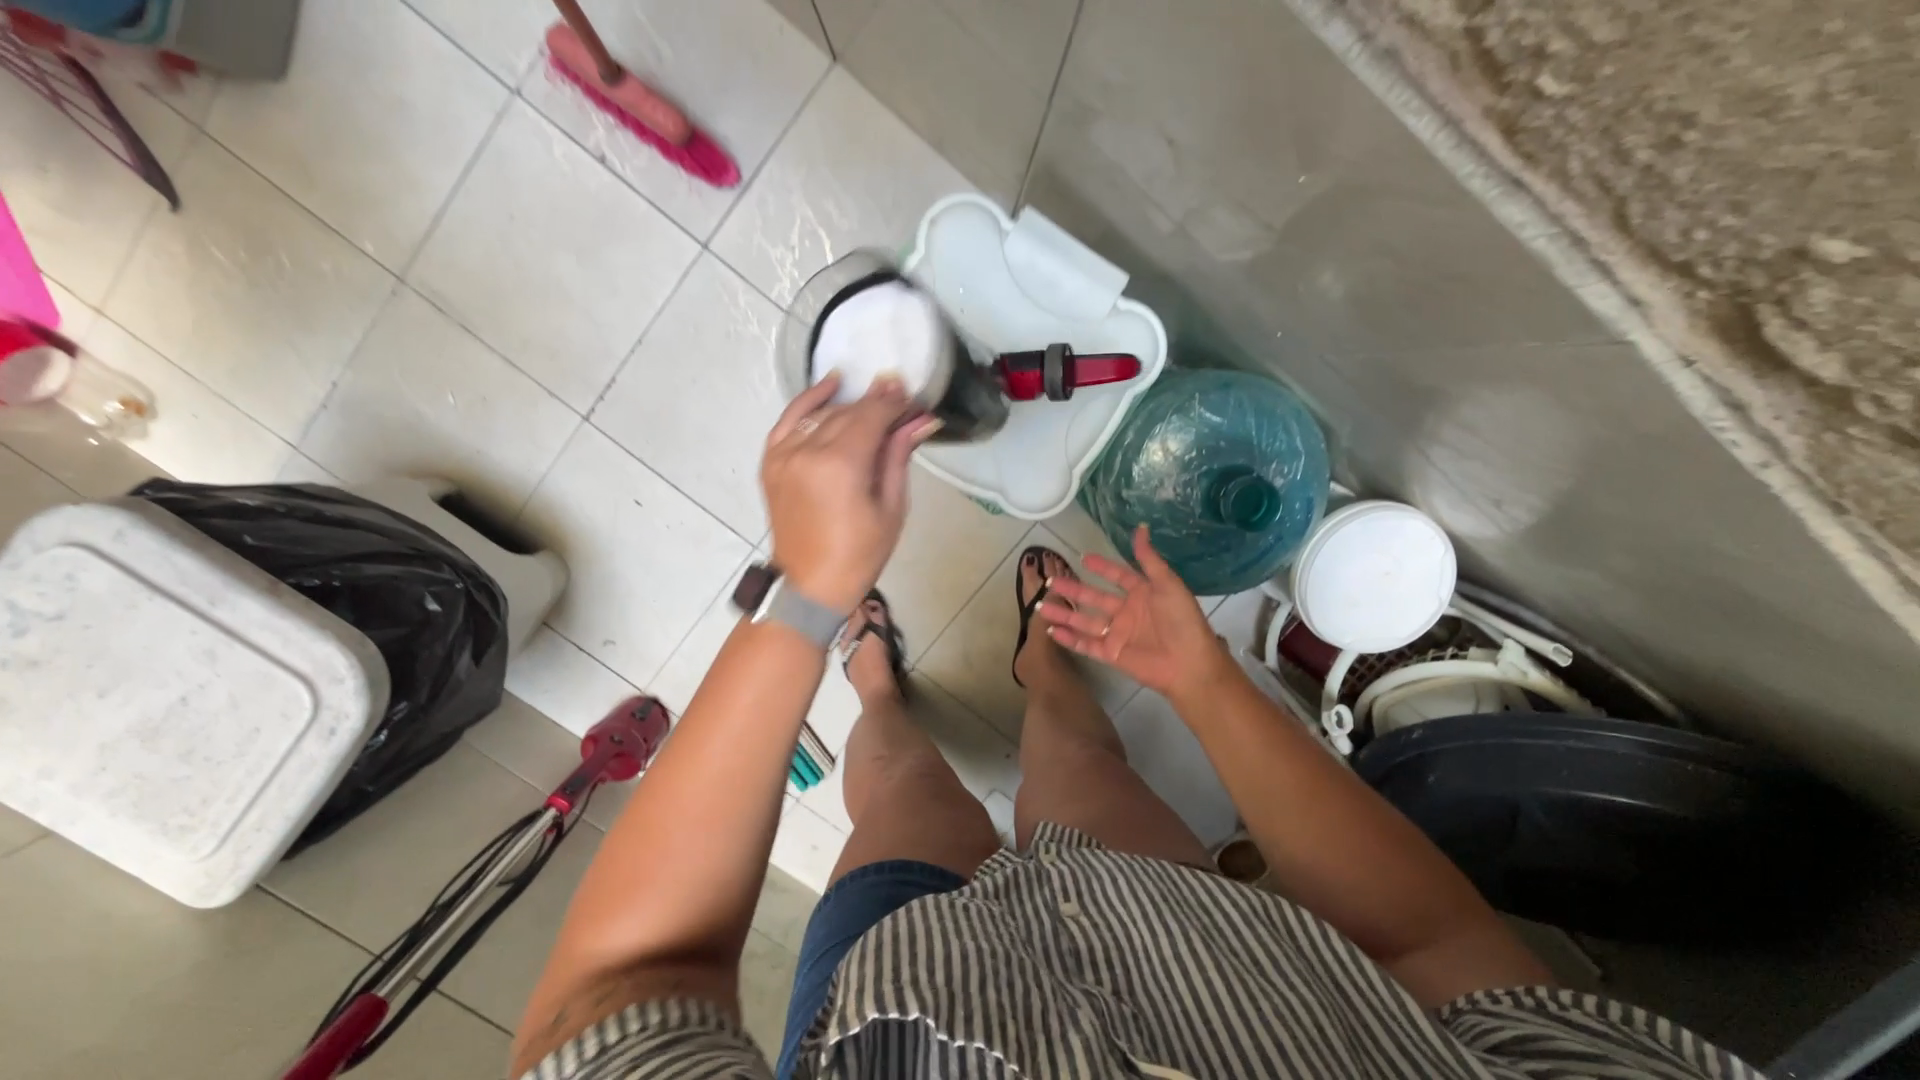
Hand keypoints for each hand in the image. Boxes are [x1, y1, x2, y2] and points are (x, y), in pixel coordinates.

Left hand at [761, 372, 940, 613]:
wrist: (810, 586)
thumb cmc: (859, 554)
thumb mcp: (891, 508)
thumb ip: (898, 457)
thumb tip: (919, 420)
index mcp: (841, 465)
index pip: (872, 416)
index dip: (895, 404)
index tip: (914, 398)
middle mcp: (808, 451)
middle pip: (849, 413)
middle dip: (877, 403)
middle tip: (902, 400)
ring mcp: (784, 455)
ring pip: (823, 414)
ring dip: (850, 404)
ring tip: (874, 399)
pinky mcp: (771, 462)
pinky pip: (789, 420)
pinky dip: (809, 401)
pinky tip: (832, 386)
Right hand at [1037, 525, 1232, 700]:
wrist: (1189, 663)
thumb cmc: (1182, 621)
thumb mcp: (1168, 584)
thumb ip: (1149, 558)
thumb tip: (1140, 528)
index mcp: (1142, 593)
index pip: (1117, 576)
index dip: (1102, 567)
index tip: (1083, 558)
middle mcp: (1127, 612)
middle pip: (1094, 598)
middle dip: (1072, 590)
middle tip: (1050, 581)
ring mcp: (1117, 634)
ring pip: (1084, 620)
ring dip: (1064, 614)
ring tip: (1042, 606)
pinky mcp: (1111, 654)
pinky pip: (1086, 644)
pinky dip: (1069, 639)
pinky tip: (1052, 631)